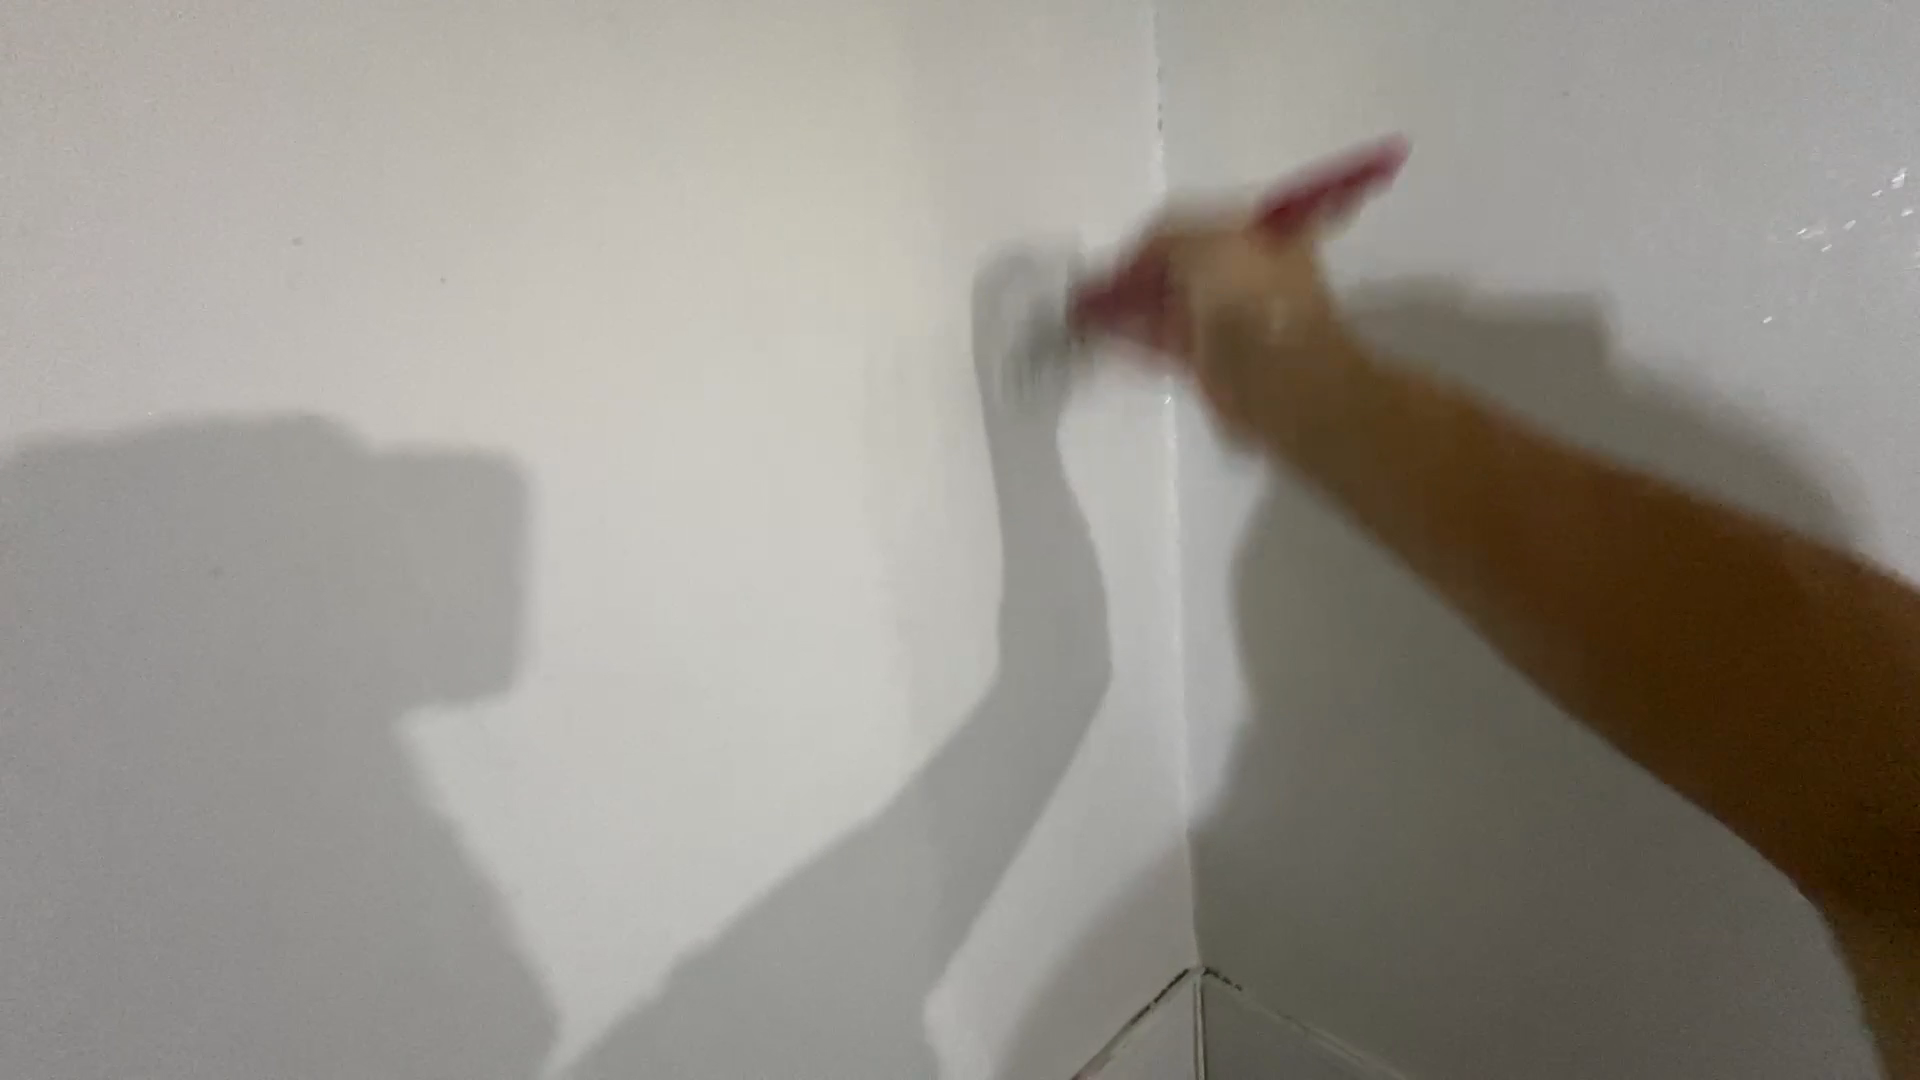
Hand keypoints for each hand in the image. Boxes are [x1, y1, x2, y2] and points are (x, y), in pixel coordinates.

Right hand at [1095, 216, 1350, 439]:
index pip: (1188, 227)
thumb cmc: (1256, 307)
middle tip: (1087, 292)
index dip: (1147, 243)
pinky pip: (1157, 342)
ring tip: (1080, 315)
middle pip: (1170, 269)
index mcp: (1254, 237)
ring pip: (1159, 306)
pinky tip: (1097, 336)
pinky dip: (1126, 338)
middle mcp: (1238, 275)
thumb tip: (1132, 256)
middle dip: (1129, 277)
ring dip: (1121, 308)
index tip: (1113, 263)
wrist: (1282, 385)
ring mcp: (1220, 321)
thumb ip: (1167, 239)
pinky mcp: (1203, 362)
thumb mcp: (1213, 248)